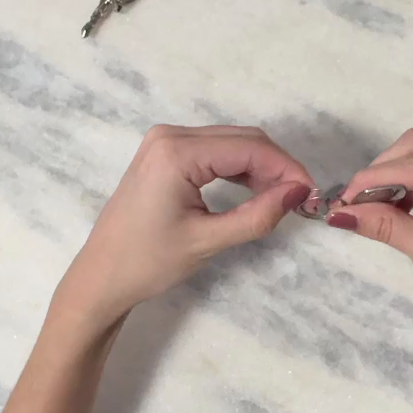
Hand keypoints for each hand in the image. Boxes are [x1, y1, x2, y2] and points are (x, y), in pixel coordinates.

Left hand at [57, 125, 312, 325]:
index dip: (286, 168)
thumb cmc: (147, 263)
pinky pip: (213, 153)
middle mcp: (170, 135)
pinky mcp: (163, 154)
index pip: (248, 148)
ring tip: (282, 200)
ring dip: (260, 167)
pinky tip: (256, 191)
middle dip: (276, 166)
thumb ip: (256, 216)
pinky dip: (238, 169)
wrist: (101, 276)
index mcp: (176, 152)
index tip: (311, 195)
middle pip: (242, 139)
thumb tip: (299, 194)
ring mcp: (164, 142)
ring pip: (230, 144)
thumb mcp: (206, 242)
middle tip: (301, 200)